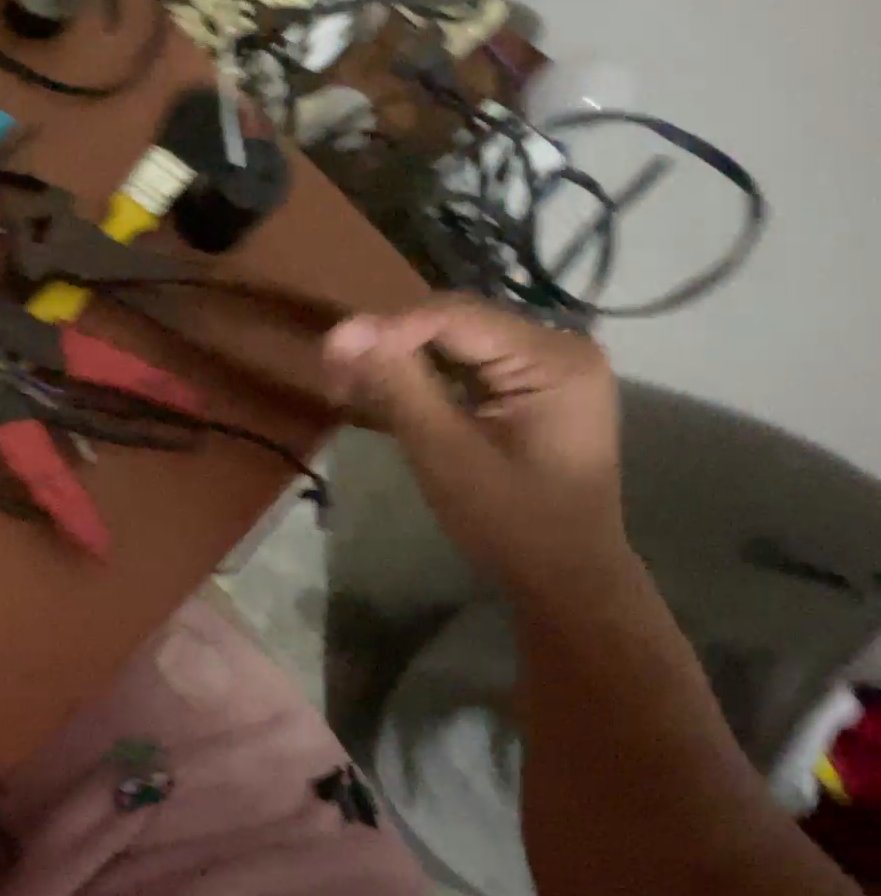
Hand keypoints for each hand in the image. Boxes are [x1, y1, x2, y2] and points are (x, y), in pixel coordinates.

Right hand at [322, 293, 630, 594]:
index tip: (329, 353)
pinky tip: (381, 396)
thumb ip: (397, 385)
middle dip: (388, 343)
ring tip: (347, 386)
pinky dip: (418, 378)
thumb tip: (341, 332)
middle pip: (452, 323)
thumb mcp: (445, 451)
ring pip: (451, 343)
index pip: (454, 317)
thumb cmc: (511, 521)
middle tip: (332, 372)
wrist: (564, 578)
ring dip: (396, 361)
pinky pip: (462, 367)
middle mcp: (557, 347)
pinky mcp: (527, 390)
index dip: (386, 328)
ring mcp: (544, 368)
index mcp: (553, 357)